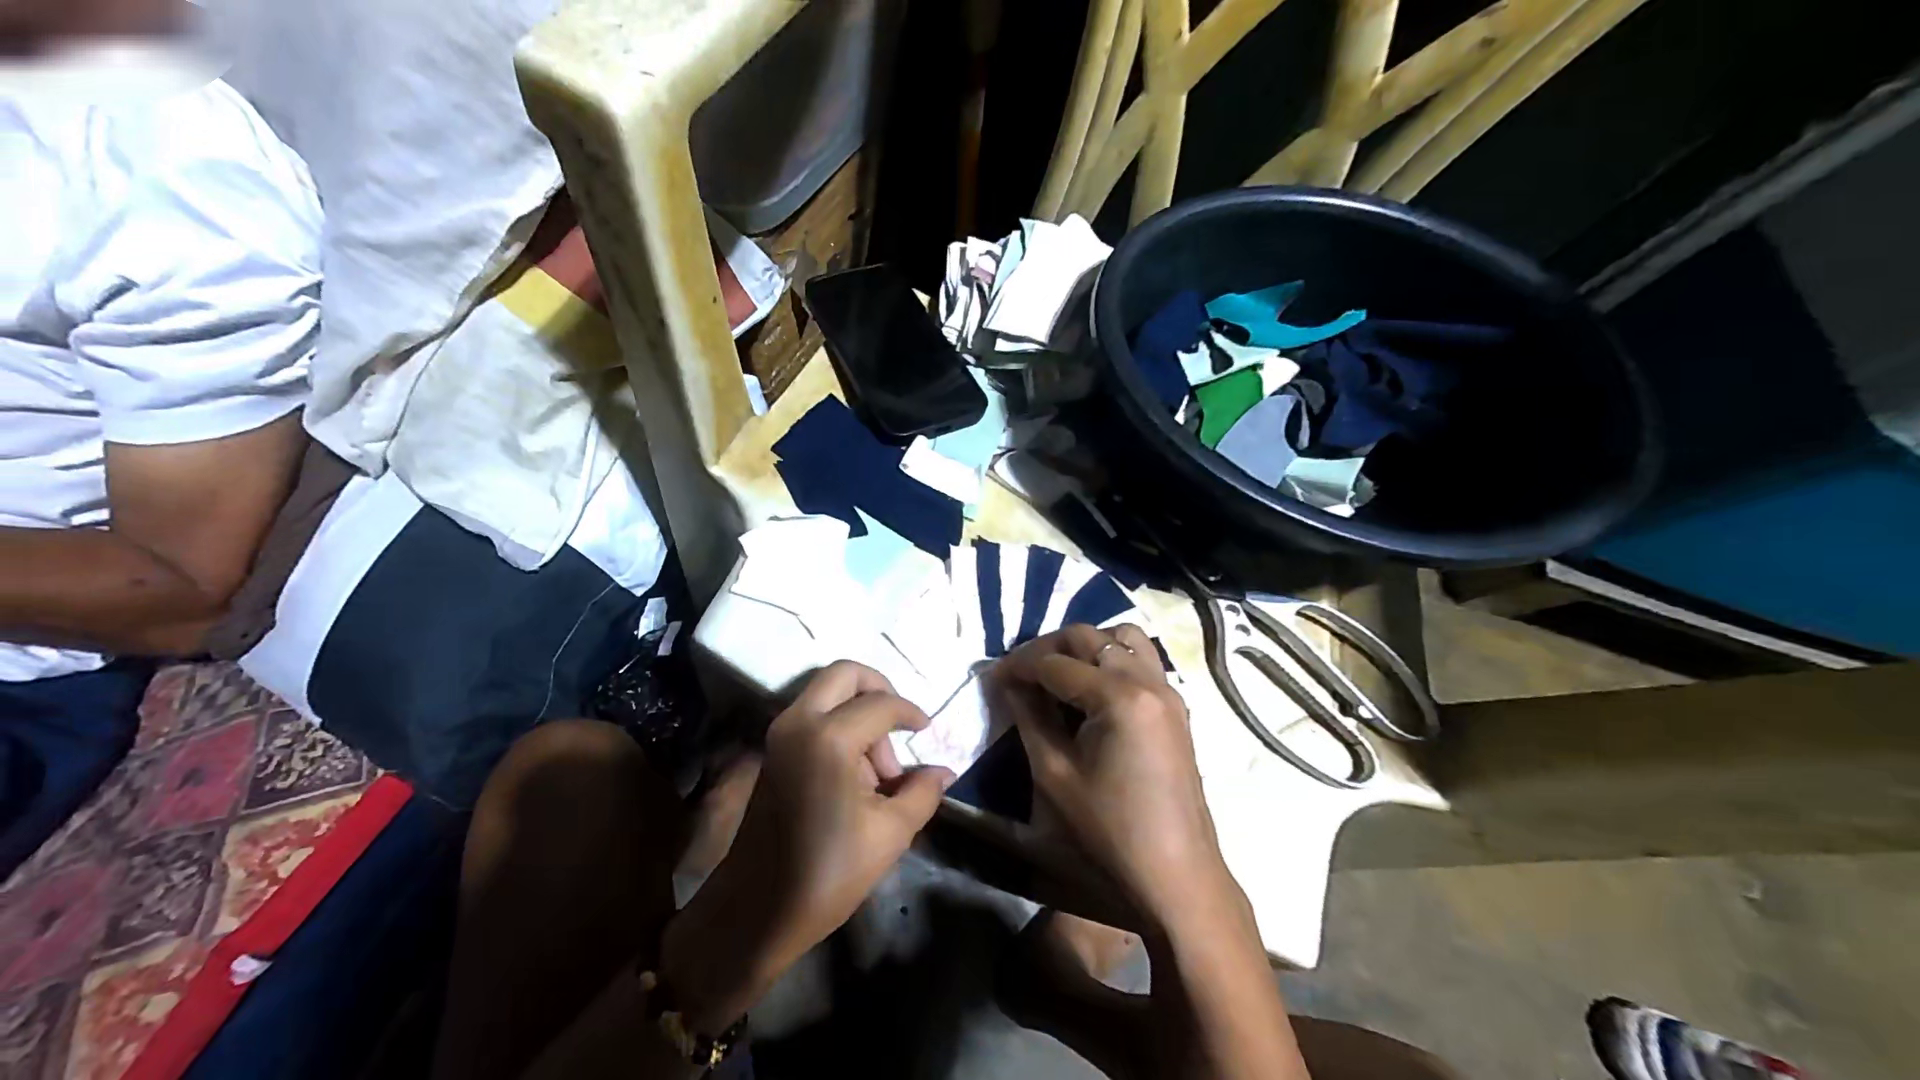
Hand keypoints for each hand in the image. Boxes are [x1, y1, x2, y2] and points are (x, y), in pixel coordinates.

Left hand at [660, 662, 952, 1031]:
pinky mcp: (772, 750)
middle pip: (845, 674)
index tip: (927, 731)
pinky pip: (812, 715)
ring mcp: (780, 734)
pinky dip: (838, 724)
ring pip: (827, 693)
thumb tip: (943, 771)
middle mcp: (799, 722)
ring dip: (858, 712)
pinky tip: (856, 773)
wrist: (757, 910)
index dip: (912, 713)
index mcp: (829, 738)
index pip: (882, 704)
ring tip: (879, 770)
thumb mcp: (890, 833)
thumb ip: (922, 791)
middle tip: (900, 726)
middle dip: (879, 690)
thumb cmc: (829, 873)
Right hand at [989, 624, 1232, 928]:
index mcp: (1119, 696)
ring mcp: (1168, 691)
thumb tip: (1008, 683)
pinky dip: (1112, 658)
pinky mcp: (1175, 706)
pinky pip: (1141, 659)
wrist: (1176, 874)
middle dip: (1048, 648)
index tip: (992, 677)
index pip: (1056, 663)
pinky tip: (1090, 689)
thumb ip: (1030, 717)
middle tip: (1018, 673)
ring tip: (1057, 673)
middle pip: (1089, 637)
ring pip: (1122, 638)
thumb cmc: (1109, 830)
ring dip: (1085, 646)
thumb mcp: (1055, 774)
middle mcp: (1148, 680)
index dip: (1018, 666)